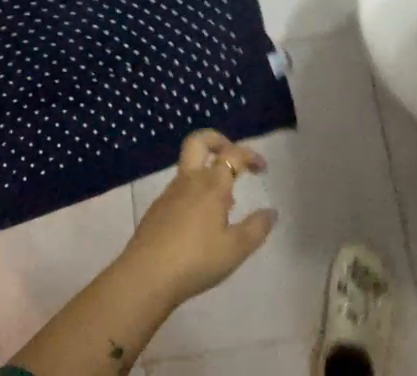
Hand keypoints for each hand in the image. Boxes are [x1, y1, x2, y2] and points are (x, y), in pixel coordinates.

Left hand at [116, 130, 276, 305]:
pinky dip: (195, 193)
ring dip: (208, 172)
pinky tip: (202, 222)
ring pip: (189, 167)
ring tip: (225, 202)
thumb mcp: (235, 249)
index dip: (250, 155)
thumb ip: (257, 228)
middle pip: (199, 141)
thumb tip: (271, 212)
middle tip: (232, 156)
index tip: (262, 168)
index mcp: (211, 184)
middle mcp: (189, 181)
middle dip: (218, 140)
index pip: (233, 154)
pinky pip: (180, 189)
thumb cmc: (196, 259)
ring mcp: (169, 194)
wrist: (145, 276)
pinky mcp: (156, 210)